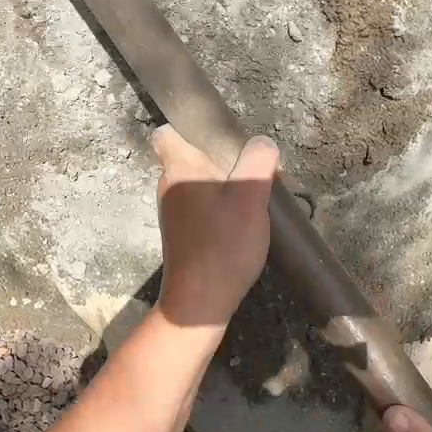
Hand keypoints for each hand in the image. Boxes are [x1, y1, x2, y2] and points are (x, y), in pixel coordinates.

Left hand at [150, 125, 279, 325]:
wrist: (200, 302)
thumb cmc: (223, 245)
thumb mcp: (250, 197)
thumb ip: (258, 163)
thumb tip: (263, 143)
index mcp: (179, 169)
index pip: (168, 134)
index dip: (190, 129)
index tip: (221, 138)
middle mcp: (169, 186)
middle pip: (193, 157)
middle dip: (224, 161)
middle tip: (256, 173)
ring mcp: (173, 212)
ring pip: (200, 183)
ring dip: (226, 186)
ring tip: (256, 200)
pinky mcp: (181, 233)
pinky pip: (202, 206)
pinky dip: (221, 208)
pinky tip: (243, 224)